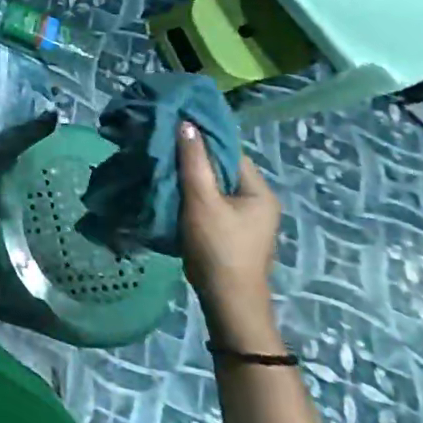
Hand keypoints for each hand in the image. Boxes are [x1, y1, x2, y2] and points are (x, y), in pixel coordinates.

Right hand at [177, 121, 283, 350]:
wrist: (227, 298)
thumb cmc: (218, 246)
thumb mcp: (202, 200)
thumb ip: (194, 161)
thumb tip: (186, 123)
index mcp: (260, 191)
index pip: (230, 152)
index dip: (203, 139)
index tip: (173, 129)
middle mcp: (258, 201)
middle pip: (222, 167)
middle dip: (194, 157)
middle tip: (162, 145)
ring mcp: (245, 218)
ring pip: (214, 185)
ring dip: (190, 175)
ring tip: (162, 164)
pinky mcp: (230, 230)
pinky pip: (210, 200)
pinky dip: (192, 192)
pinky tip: (170, 189)